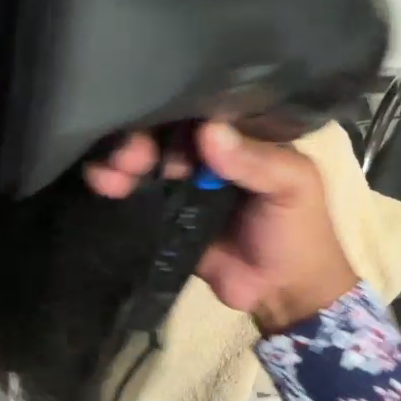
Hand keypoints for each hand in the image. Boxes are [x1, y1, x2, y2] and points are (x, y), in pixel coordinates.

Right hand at [84, 122, 355, 333]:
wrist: (282, 293)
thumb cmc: (300, 230)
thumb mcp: (293, 184)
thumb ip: (257, 159)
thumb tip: (208, 131)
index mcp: (241, 134)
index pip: (200, 107)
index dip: (174, 109)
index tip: (155, 119)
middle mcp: (207, 153)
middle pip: (164, 133)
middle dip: (138, 138)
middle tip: (129, 155)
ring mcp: (183, 185)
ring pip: (145, 162)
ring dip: (120, 160)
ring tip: (108, 172)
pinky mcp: (165, 217)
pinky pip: (137, 197)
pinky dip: (116, 187)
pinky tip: (101, 183)